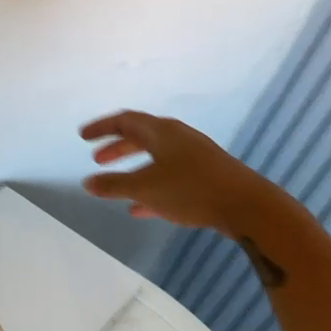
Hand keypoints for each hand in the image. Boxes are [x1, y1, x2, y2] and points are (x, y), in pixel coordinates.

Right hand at [79, 110, 279, 234]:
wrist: (246, 205)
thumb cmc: (190, 190)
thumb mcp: (145, 188)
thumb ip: (113, 186)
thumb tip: (87, 183)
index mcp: (161, 132)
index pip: (125, 121)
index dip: (102, 127)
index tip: (83, 137)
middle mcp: (178, 138)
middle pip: (141, 137)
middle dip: (117, 148)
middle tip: (98, 159)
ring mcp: (193, 157)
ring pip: (155, 158)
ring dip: (133, 169)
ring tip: (116, 185)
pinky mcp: (204, 176)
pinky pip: (169, 177)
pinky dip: (151, 186)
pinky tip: (140, 209)